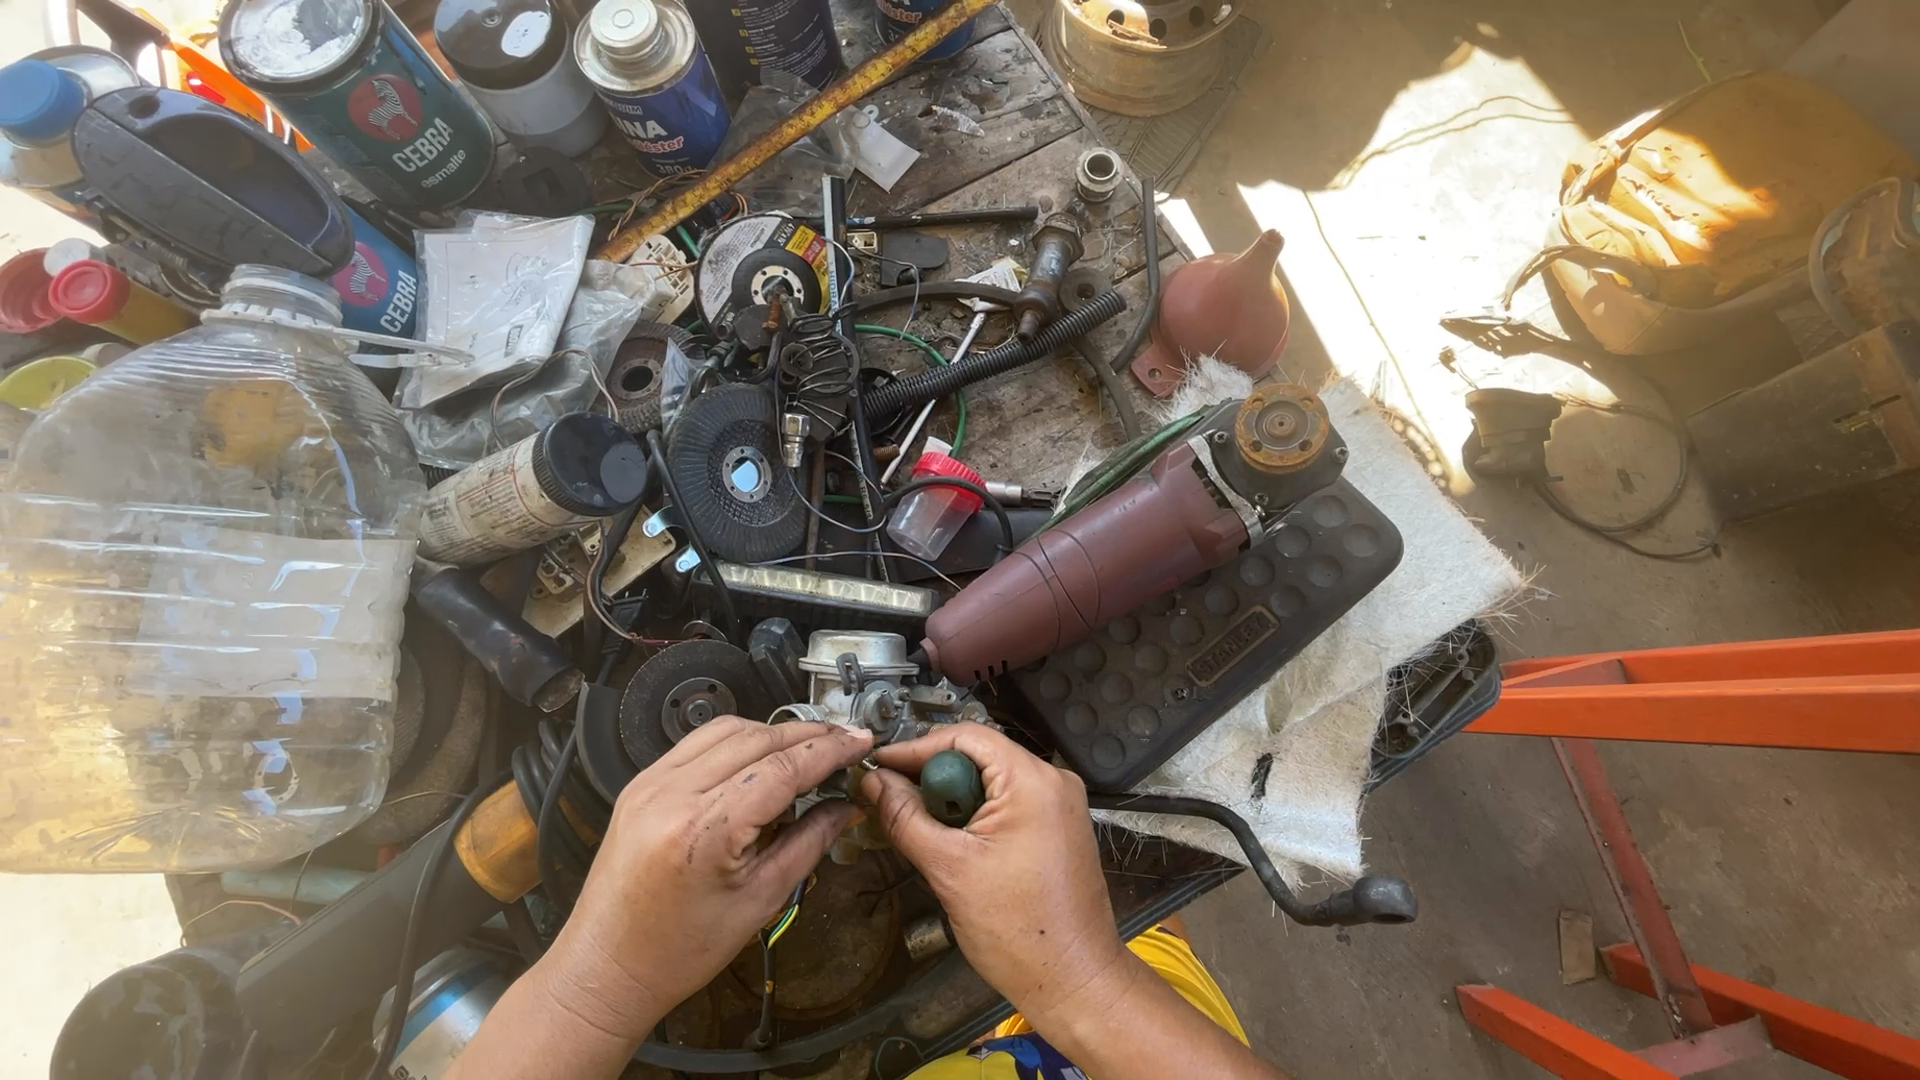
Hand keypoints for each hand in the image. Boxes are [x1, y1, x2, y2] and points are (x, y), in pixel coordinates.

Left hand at [533, 717, 873, 1043]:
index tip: (862, 741)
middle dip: (809, 734)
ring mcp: (651, 782)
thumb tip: (848, 806)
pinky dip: (739, 738)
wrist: (603, 970)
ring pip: (729, 729)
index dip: (830, 750)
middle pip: (758, 738)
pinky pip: (700, 741)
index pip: (783, 767)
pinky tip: (762, 755)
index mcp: (704, 829)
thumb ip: (809, 842)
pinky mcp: (641, 783)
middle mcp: (673, 792)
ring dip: (775, 732)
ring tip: (810, 747)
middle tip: (846, 741)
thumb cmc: (679, 951)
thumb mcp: (760, 901)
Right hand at [859, 724, 1130, 1026]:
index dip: (917, 748)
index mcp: (1032, 780)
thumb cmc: (1016, 930)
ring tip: (916, 821)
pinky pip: (1008, 801)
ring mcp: (1060, 803)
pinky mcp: (1059, 825)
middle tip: (891, 796)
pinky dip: (976, 813)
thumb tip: (873, 781)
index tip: (878, 765)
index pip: (966, 737)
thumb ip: (905, 817)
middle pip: (979, 756)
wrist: (1076, 983)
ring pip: (991, 780)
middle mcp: (1053, 779)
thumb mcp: (949, 869)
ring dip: (952, 797)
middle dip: (933, 776)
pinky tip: (950, 837)